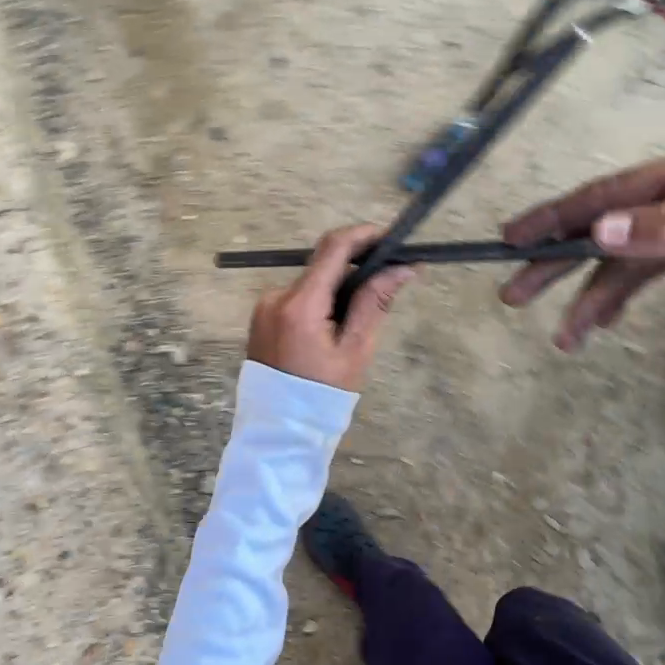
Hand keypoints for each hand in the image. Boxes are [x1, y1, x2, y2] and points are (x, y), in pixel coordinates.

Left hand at [247, 224, 416, 391]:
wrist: (280, 429)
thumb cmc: (322, 395)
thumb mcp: (355, 350)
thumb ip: (374, 303)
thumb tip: (403, 267)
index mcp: (299, 305)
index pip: (333, 248)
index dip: (363, 236)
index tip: (389, 238)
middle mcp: (275, 297)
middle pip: (322, 267)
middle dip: (354, 272)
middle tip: (384, 290)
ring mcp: (263, 307)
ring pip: (310, 284)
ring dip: (335, 292)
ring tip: (353, 325)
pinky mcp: (260, 318)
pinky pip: (295, 300)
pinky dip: (317, 305)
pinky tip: (329, 332)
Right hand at [500, 142, 664, 350]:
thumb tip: (598, 230)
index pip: (607, 194)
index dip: (556, 218)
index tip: (512, 240)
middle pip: (603, 225)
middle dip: (557, 261)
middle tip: (513, 293)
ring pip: (618, 258)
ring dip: (588, 296)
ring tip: (564, 338)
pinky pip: (640, 274)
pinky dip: (616, 298)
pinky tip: (597, 324)